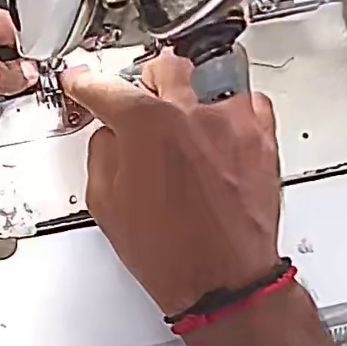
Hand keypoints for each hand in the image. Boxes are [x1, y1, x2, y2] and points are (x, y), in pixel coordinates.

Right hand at [63, 51, 281, 316]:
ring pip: (208, 81)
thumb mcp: (106, 205)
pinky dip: (228, 114)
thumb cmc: (170, 251)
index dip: (88, 83)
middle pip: (165, 66)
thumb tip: (108, 135)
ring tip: (184, 132)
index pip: (106, 88)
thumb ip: (102, 154)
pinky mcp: (262, 136)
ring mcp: (231, 121)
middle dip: (148, 79)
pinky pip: (246, 103)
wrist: (221, 279)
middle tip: (141, 99)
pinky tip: (214, 140)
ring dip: (191, 98)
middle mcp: (191, 113)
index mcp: (144, 126)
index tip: (84, 81)